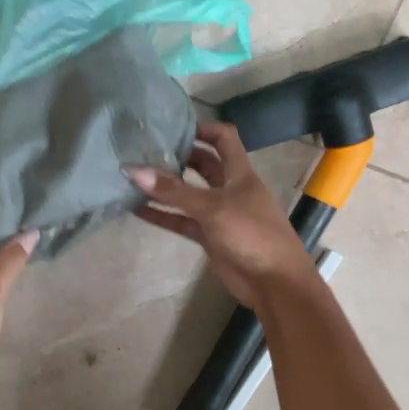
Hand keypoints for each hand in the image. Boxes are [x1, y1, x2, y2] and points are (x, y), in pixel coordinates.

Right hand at [128, 122, 313, 307]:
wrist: (274, 282)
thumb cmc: (251, 234)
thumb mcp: (212, 208)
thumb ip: (173, 191)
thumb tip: (134, 170)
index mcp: (240, 173)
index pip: (223, 139)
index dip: (202, 128)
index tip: (172, 127)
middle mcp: (229, 189)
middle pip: (202, 164)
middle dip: (177, 157)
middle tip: (145, 151)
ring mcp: (218, 214)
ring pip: (188, 194)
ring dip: (165, 188)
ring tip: (134, 178)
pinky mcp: (209, 236)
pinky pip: (181, 220)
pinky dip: (162, 215)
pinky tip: (138, 210)